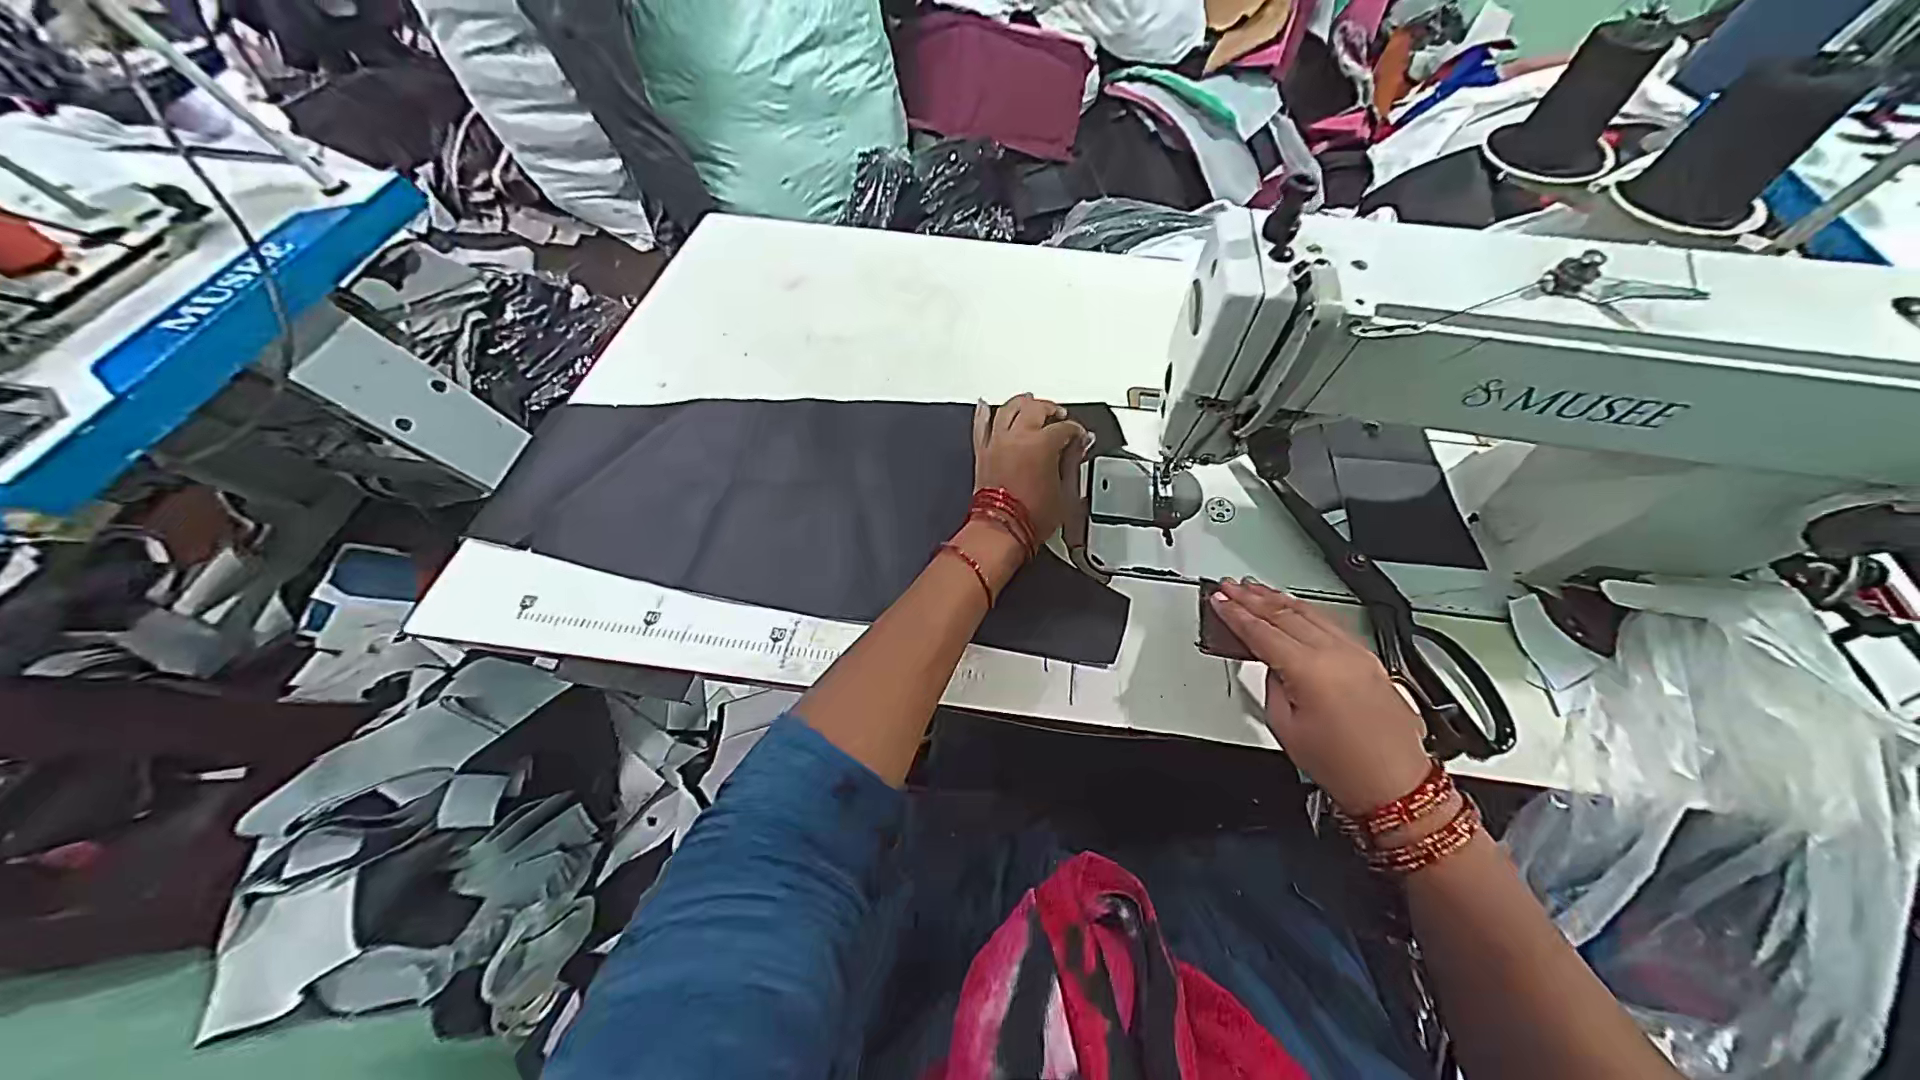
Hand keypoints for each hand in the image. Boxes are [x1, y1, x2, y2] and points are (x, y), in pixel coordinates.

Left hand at [972, 394, 1089, 543]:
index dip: (1076, 431)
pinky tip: (986, 406)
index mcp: (1042, 443)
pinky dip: (984, 413)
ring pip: (1008, 410)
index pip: (1065, 427)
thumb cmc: (1030, 517)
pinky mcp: (983, 453)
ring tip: (1029, 402)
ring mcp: (998, 443)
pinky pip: (981, 426)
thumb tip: (1078, 448)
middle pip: (1035, 409)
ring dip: (1021, 403)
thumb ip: (1073, 463)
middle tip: (1059, 415)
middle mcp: (1017, 437)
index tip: (1080, 437)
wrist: (1001, 531)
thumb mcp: (1066, 492)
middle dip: (1051, 409)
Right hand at [1209, 579, 1432, 813]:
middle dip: (1251, 597)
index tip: (1219, 600)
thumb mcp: (1285, 726)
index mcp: (1309, 670)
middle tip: (1230, 586)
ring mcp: (1356, 654)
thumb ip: (1273, 685)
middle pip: (1284, 613)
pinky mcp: (1370, 659)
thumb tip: (1272, 665)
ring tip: (1255, 589)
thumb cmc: (1345, 765)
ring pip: (1309, 611)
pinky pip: (1330, 622)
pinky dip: (1305, 609)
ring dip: (1277, 598)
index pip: (1261, 631)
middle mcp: (1336, 654)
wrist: (1395, 784)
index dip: (1235, 613)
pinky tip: (1294, 606)